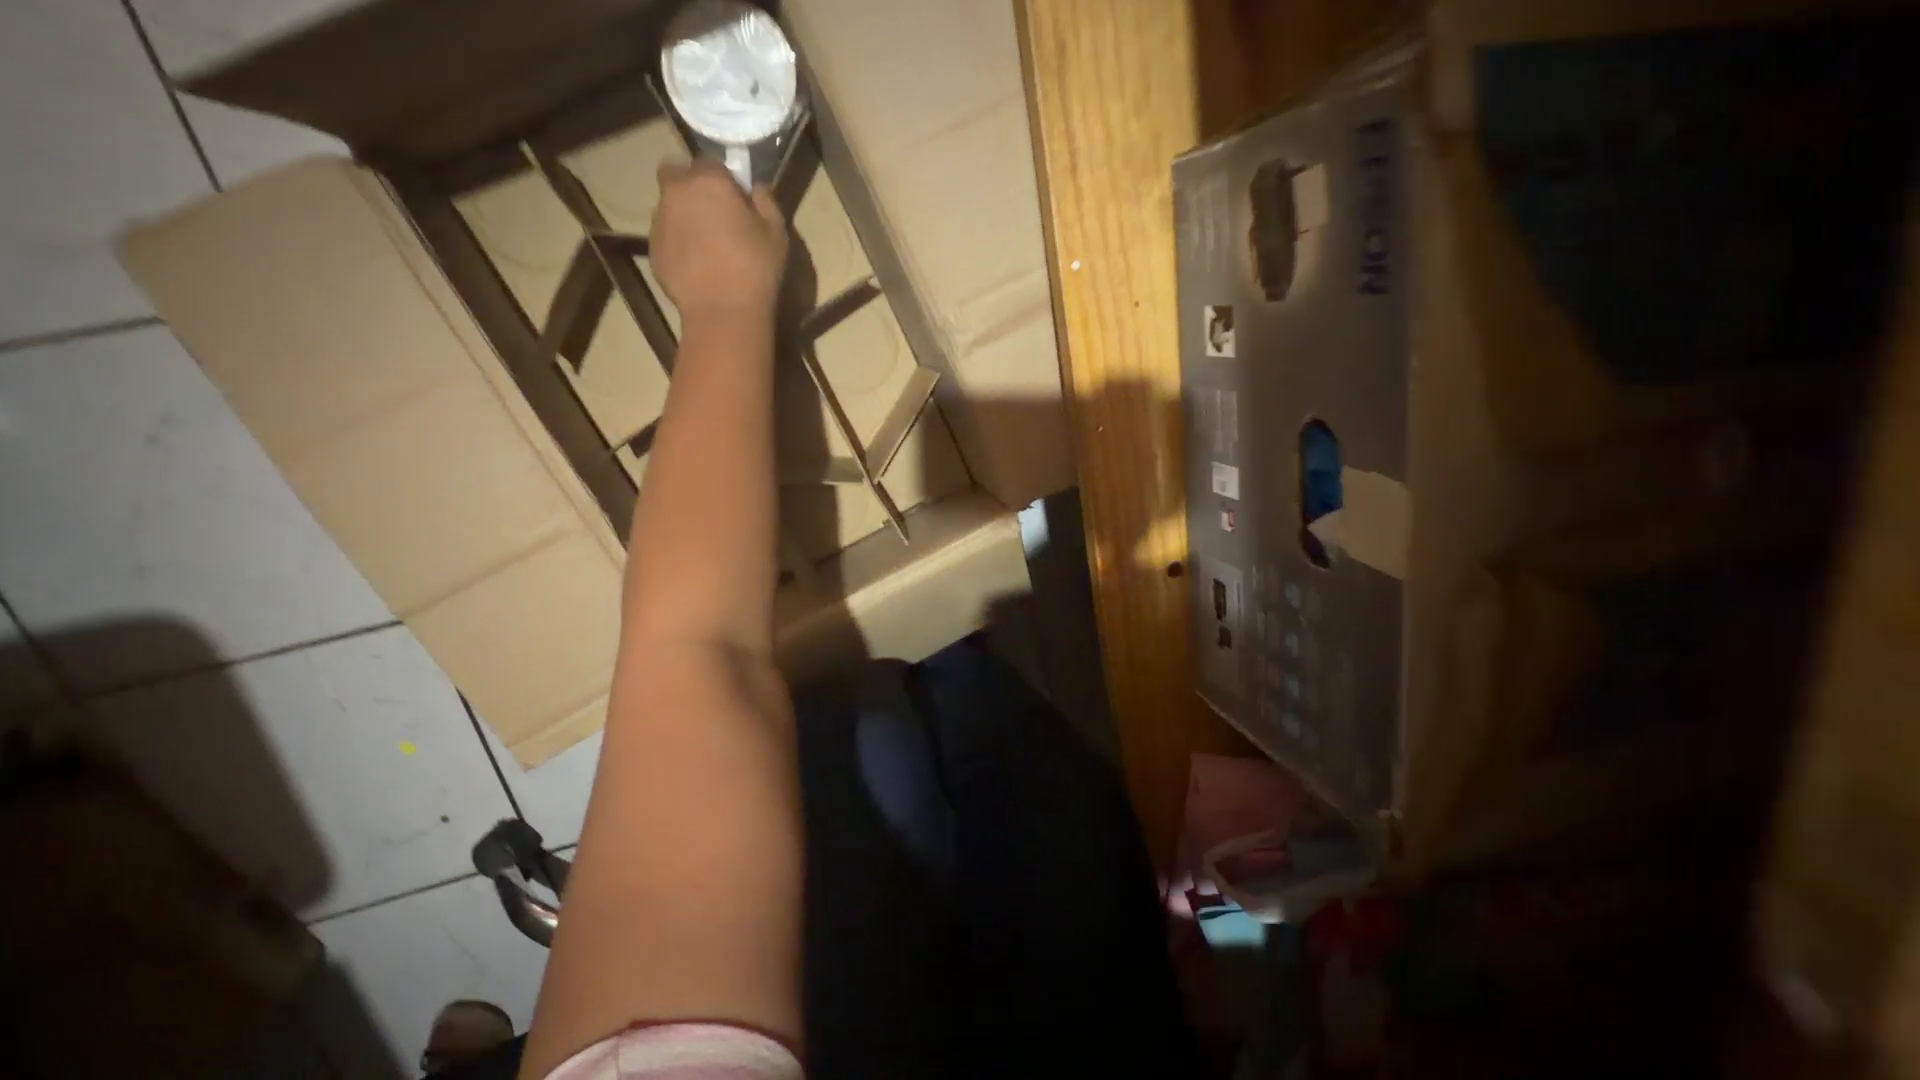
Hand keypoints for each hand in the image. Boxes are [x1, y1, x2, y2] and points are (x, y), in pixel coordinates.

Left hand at [649, 160, 788, 325]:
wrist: (722, 312)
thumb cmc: (756, 268)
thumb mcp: (776, 232)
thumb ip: (766, 202)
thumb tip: (755, 188)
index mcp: (709, 181)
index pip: (708, 161)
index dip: (721, 177)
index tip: (733, 195)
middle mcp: (677, 193)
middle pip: (675, 174)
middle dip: (690, 185)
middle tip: (711, 211)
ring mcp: (659, 221)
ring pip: (668, 206)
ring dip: (682, 214)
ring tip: (703, 243)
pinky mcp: (652, 249)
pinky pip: (665, 234)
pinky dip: (676, 241)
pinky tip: (694, 263)